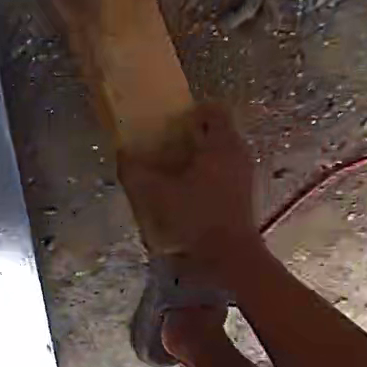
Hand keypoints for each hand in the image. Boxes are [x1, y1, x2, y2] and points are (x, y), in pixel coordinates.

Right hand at [118, 103, 263, 272]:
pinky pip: (225, 173)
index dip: (192, 111)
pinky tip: (187, 193)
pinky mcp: (244, 195)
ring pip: (221, 154)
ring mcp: (244, 176)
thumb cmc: (196, 217)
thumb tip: (122, 154)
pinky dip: (207, 175)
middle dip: (192, 135)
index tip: (172, 123)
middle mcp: (238, 154)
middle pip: (217, 131)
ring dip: (199, 157)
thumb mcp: (157, 194)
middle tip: (166, 146)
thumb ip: (136, 172)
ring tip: (173, 171)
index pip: (214, 110)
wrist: (229, 256)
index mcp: (221, 144)